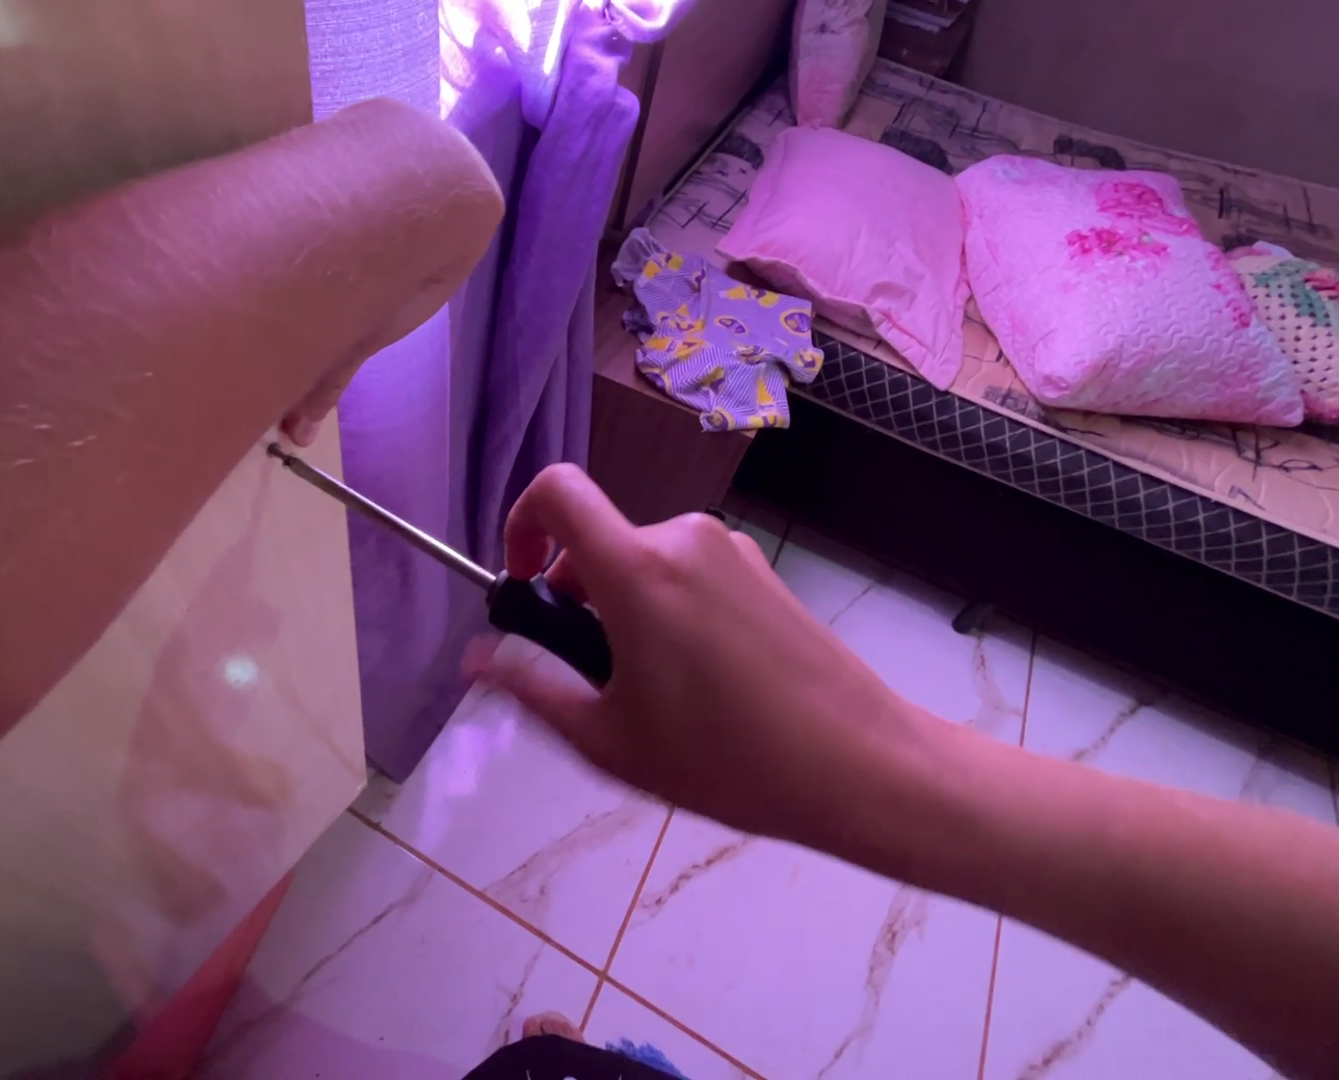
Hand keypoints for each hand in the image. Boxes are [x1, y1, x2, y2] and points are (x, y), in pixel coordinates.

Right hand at [470, 465, 946, 854]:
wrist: (864, 766)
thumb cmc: (726, 759)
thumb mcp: (609, 739)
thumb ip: (531, 688)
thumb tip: (475, 660)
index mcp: (637, 569)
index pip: (556, 491)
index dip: (521, 522)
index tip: (524, 582)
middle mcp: (681, 538)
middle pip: (596, 539)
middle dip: (573, 595)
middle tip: (591, 672)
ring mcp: (727, 549)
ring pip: (639, 560)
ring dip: (619, 606)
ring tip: (646, 685)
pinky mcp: (759, 569)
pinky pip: (683, 570)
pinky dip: (662, 604)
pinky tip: (694, 674)